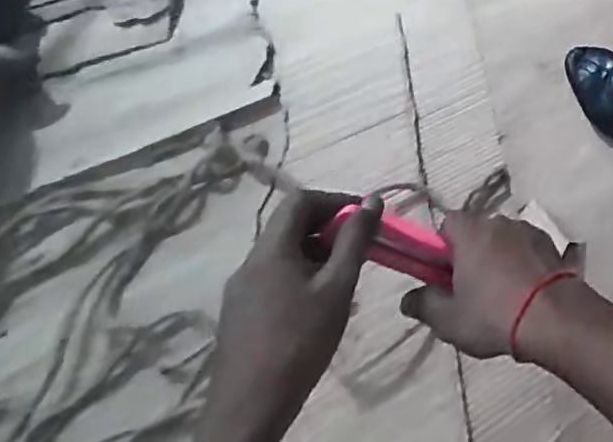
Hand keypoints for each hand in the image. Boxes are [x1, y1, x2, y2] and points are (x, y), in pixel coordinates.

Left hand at [200, 193, 381, 441]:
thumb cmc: (299, 341)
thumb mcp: (338, 285)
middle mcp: (248, 265)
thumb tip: (373, 200)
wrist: (247, 412)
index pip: (300, 200)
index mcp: (269, 253)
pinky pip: (275, 274)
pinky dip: (303, 271)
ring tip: (346, 274)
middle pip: (291, 224)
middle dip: (331, 226)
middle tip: (361, 245)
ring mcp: (240, 291)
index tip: (364, 217)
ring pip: (284, 251)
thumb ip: (356, 239)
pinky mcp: (240, 314)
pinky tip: (322, 300)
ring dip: (319, 250)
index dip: (336, 199)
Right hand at [399, 211, 581, 359]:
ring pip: (504, 239)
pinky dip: (521, 261)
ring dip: (497, 256)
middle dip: (468, 253)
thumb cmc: (491, 314)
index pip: (448, 222)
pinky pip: (527, 247)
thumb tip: (410, 296)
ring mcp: (530, 230)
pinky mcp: (550, 243)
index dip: (439, 244)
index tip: (439, 271)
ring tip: (497, 293)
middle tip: (464, 288)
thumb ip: (423, 303)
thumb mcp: (446, 319)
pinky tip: (523, 289)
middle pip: (477, 230)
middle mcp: (502, 223)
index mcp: (473, 233)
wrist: (550, 315)